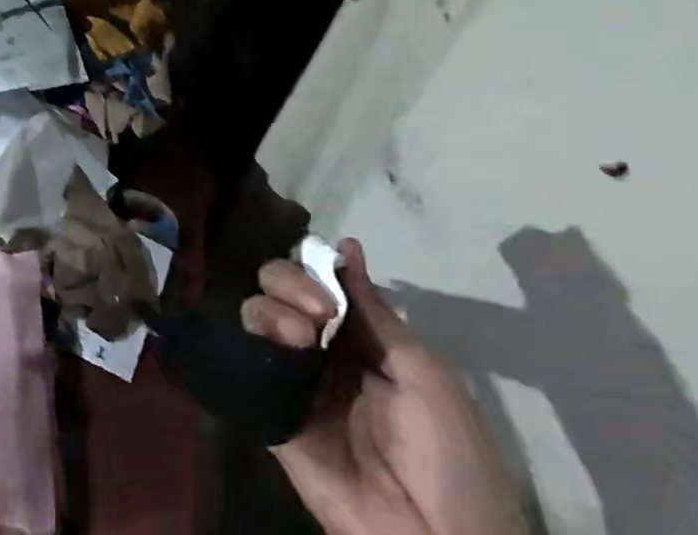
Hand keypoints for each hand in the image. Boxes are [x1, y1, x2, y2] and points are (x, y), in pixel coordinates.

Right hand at [243, 239, 525, 534]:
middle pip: (281, 290)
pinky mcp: (273, 416)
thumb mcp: (418, 369)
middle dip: (289, 284)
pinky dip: (249, 347)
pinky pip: (250, 370)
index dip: (314, 267)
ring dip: (271, 311)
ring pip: (258, 319)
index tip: (326, 278)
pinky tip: (274, 350)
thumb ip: (373, 310)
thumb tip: (347, 246)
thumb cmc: (448, 450)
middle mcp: (323, 350)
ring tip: (300, 338)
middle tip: (317, 313)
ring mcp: (295, 381)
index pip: (320, 280)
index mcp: (362, 337)